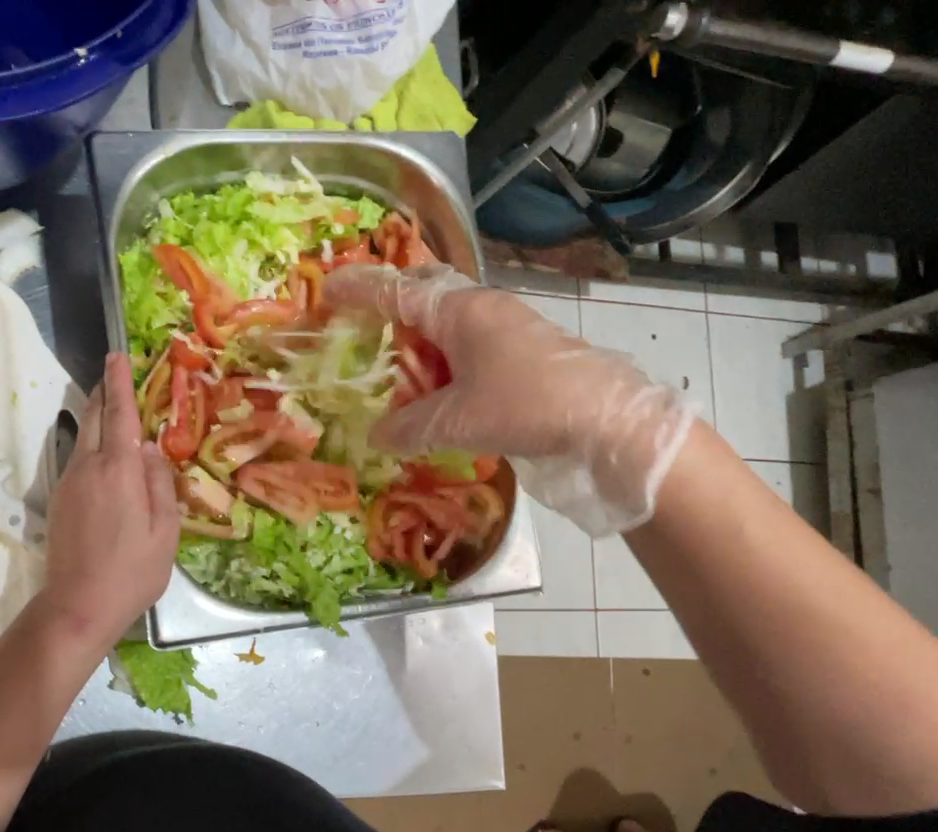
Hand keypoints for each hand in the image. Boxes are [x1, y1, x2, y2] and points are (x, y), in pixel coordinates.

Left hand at [38, 353, 179, 645]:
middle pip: (94, 418)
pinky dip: (92, 447)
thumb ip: (159, 483)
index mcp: (119, 471)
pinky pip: (78, 461)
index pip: (121, 414)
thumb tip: (150, 448)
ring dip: (98, 419)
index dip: (120, 383)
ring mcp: (68, 483)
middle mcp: (88, 468)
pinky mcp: (59, 500)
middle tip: (114, 373)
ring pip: (84, 439)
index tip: (118, 356)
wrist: (78, 605)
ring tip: (115, 413)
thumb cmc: (132, 572)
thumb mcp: (164, 530)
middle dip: (104, 392)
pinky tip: (106, 459)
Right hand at [325, 264, 696, 535]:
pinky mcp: (524, 359)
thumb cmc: (527, 407)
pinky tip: (436, 399)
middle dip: (393, 310)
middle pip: (427, 297)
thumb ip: (409, 427)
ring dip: (419, 348)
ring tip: (393, 378)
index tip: (328, 290)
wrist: (609, 425)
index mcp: (462, 311)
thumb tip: (377, 434)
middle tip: (364, 330)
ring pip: (449, 328)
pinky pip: (468, 353)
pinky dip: (443, 369)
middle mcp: (484, 312)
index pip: (399, 290)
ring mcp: (508, 333)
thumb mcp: (456, 421)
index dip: (360, 290)